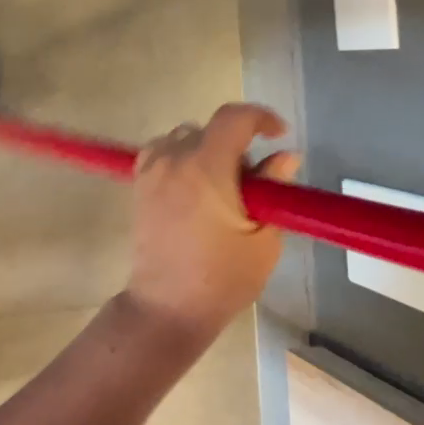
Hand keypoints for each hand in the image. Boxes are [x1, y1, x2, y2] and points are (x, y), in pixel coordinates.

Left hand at [124, 103, 299, 338]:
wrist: (167, 306)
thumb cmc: (222, 278)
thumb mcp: (262, 238)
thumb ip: (274, 190)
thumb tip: (286, 157)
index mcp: (206, 167)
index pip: (233, 118)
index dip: (261, 118)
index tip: (279, 135)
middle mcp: (173, 158)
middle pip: (210, 130)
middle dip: (238, 147)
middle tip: (253, 187)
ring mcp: (150, 169)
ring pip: (185, 138)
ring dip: (208, 152)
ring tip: (223, 191)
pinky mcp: (138, 184)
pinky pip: (163, 152)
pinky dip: (182, 158)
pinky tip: (195, 190)